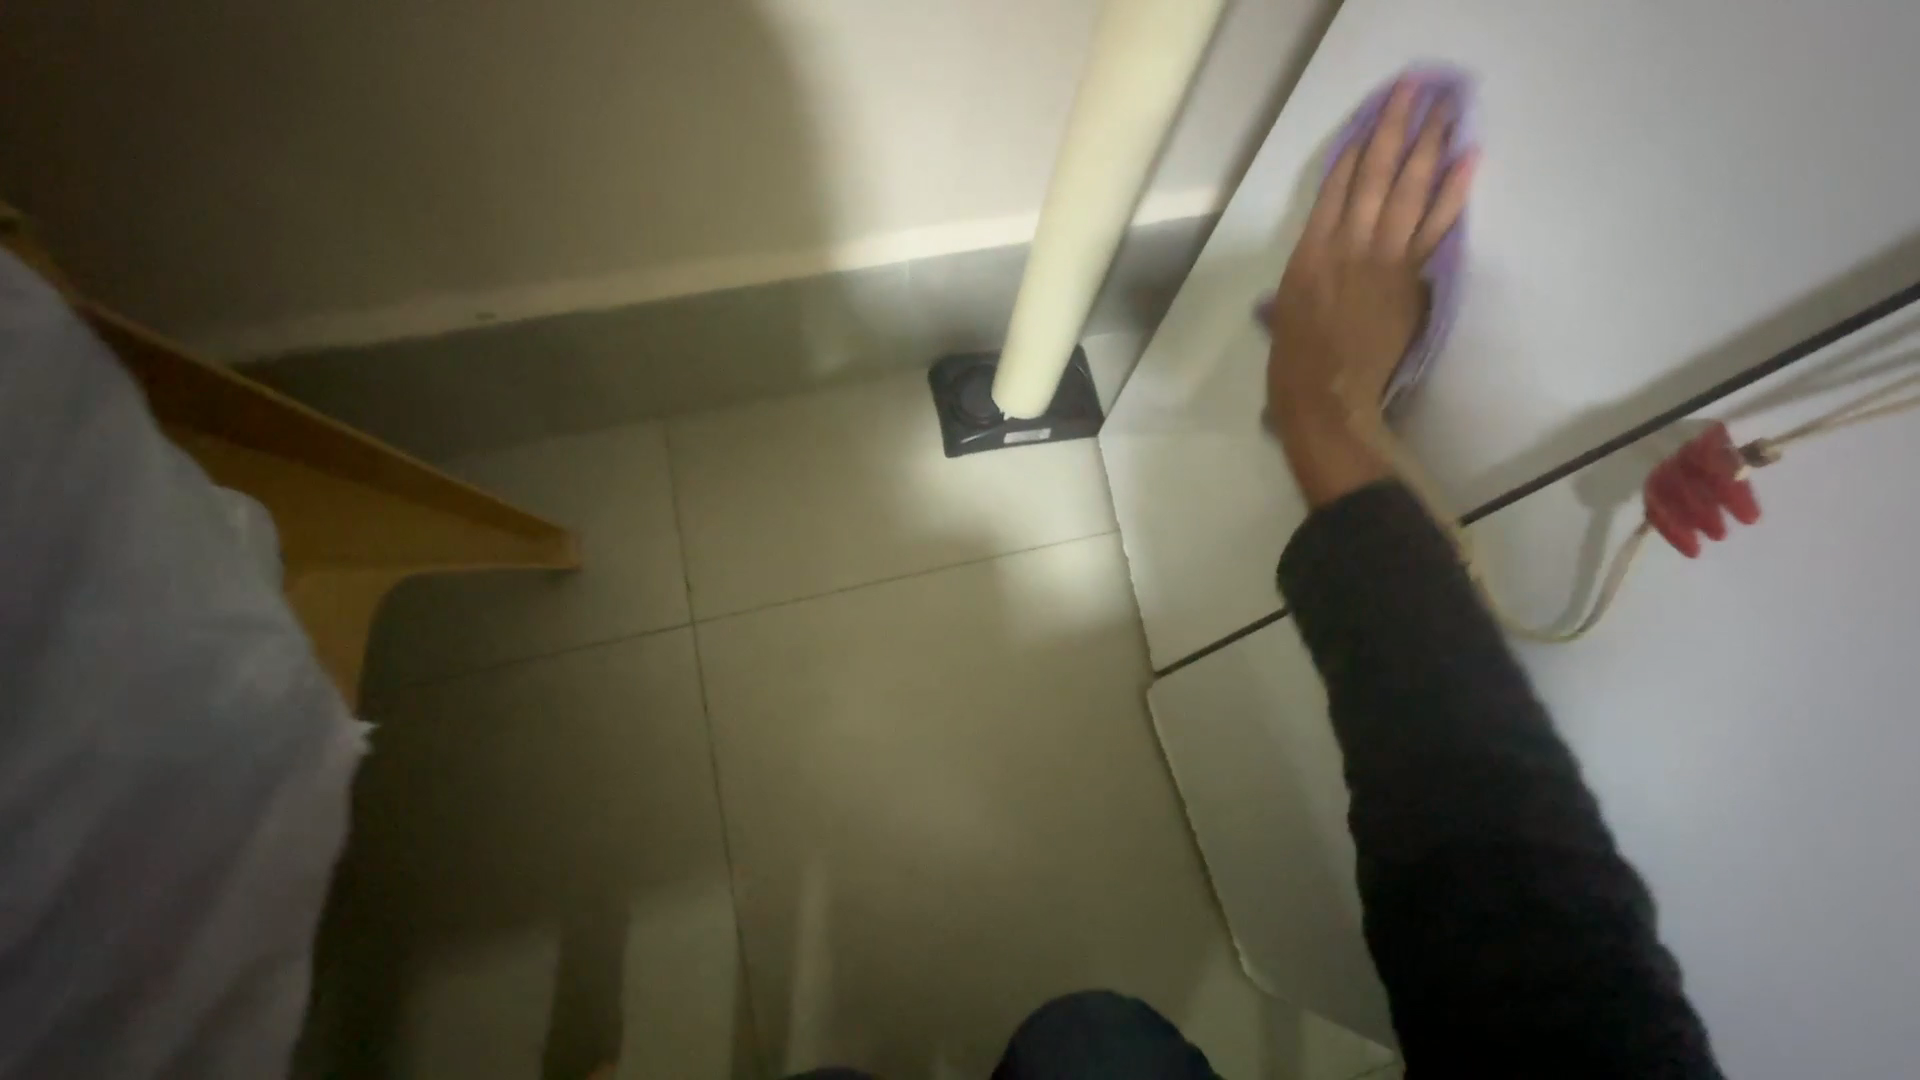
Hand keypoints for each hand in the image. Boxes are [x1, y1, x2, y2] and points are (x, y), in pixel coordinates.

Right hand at [1266, 78, 1476, 502]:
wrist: (1329, 401)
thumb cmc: (1294, 366)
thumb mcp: (1285, 315)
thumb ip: (1304, 281)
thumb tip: (1318, 265)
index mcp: (1308, 256)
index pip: (1335, 189)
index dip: (1356, 149)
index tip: (1373, 117)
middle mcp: (1347, 248)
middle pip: (1375, 177)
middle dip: (1396, 128)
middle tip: (1415, 89)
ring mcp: (1384, 261)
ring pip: (1409, 192)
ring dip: (1429, 145)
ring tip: (1445, 109)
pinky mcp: (1411, 280)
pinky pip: (1437, 226)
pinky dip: (1454, 191)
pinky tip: (1468, 158)